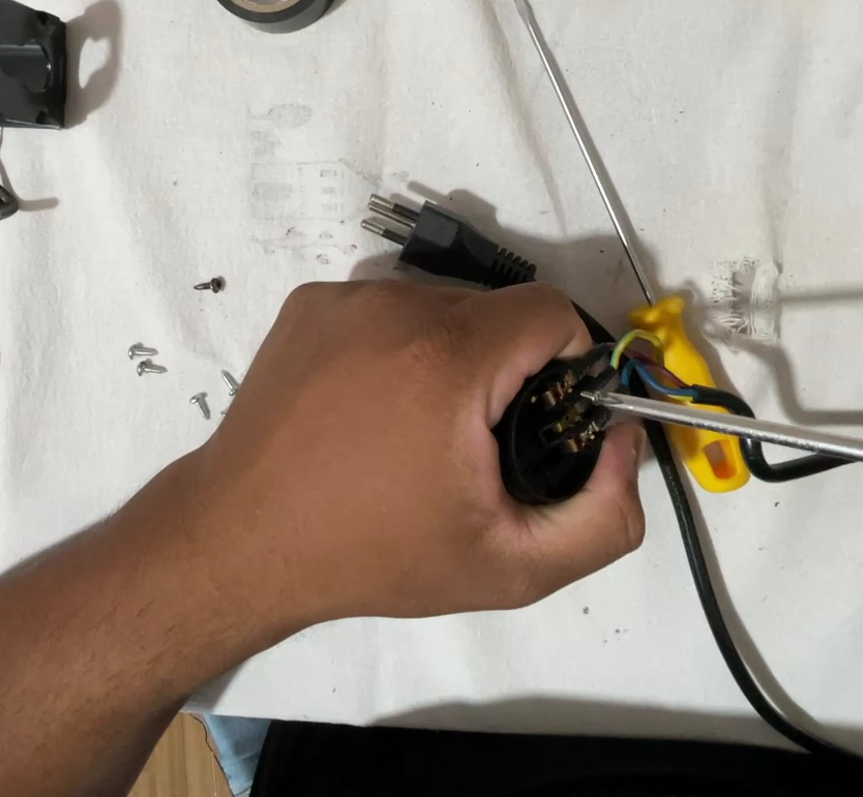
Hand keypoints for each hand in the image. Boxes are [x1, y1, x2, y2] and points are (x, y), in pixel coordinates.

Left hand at [154, 280, 647, 631]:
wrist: (240, 538)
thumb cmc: (374, 555)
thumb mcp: (511, 567)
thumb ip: (606, 514)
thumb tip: (622, 439)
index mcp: (448, 356)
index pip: (550, 310)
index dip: (567, 358)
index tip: (547, 411)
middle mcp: (395, 303)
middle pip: (494, 309)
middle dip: (508, 364)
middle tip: (476, 436)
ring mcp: (344, 296)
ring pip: (439, 304)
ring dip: (451, 352)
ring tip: (417, 423)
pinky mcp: (308, 303)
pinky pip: (385, 306)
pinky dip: (397, 342)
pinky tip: (369, 402)